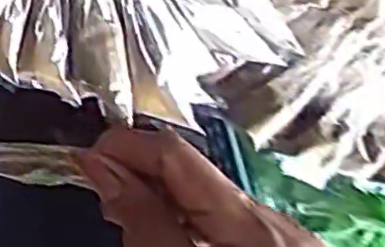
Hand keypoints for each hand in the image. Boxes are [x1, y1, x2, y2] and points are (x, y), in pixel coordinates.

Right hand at [75, 127, 322, 246]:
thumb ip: (138, 216)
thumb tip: (96, 163)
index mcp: (254, 223)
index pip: (170, 149)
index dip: (119, 147)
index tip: (87, 168)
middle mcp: (283, 226)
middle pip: (190, 171)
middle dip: (140, 178)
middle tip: (108, 205)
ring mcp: (297, 245)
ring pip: (209, 197)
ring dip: (164, 202)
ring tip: (139, 229)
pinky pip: (234, 225)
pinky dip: (194, 225)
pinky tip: (177, 243)